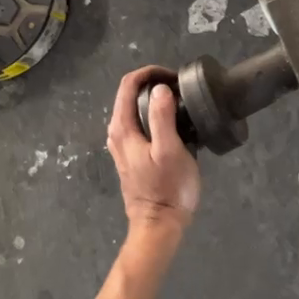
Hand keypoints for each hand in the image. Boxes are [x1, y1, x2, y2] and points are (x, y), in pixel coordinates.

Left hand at [106, 67, 201, 234]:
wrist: (159, 226)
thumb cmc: (167, 188)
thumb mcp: (169, 150)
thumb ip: (162, 118)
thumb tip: (160, 89)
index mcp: (123, 128)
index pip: (128, 84)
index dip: (150, 73)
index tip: (174, 77)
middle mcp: (117, 133)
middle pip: (129, 94)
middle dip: (153, 83)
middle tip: (181, 89)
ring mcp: (122, 146)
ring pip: (134, 109)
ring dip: (154, 99)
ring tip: (180, 102)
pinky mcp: (132, 156)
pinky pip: (139, 124)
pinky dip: (153, 115)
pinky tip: (173, 123)